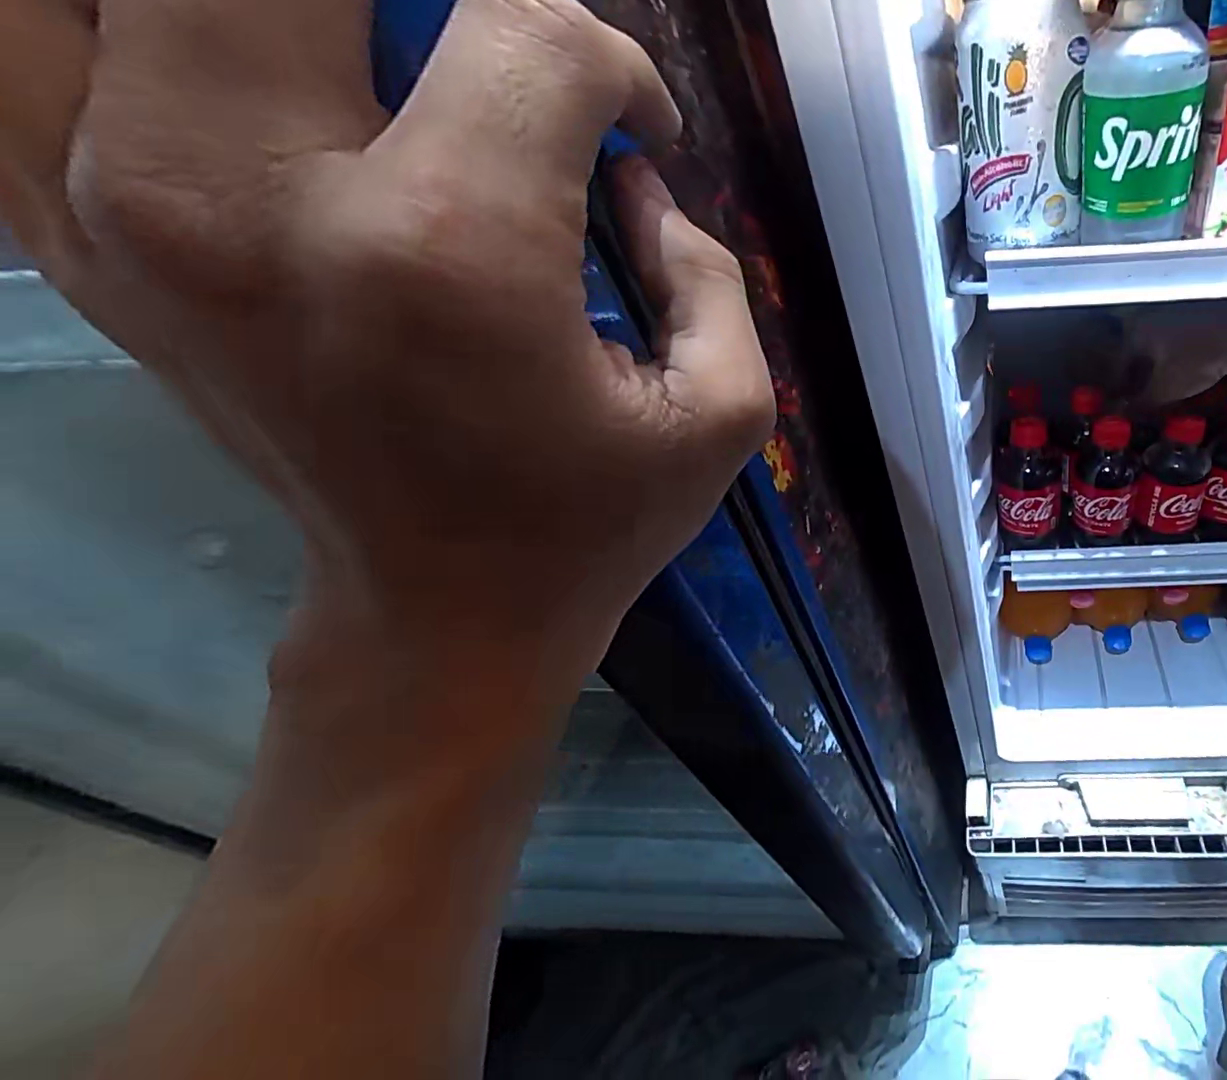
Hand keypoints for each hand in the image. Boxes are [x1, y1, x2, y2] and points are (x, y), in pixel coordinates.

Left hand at [0, 0, 773, 664]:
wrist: (451, 612)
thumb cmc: (601, 521)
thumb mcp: (722, 415)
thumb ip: (708, 273)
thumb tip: (634, 178)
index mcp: (455, 257)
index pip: (529, 41)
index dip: (614, 67)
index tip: (641, 131)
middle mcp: (256, 196)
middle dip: (456, 6)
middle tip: (505, 76)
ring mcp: (122, 202)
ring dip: (300, 20)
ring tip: (388, 89)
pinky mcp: (71, 230)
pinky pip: (38, 38)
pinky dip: (160, 43)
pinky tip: (274, 105)